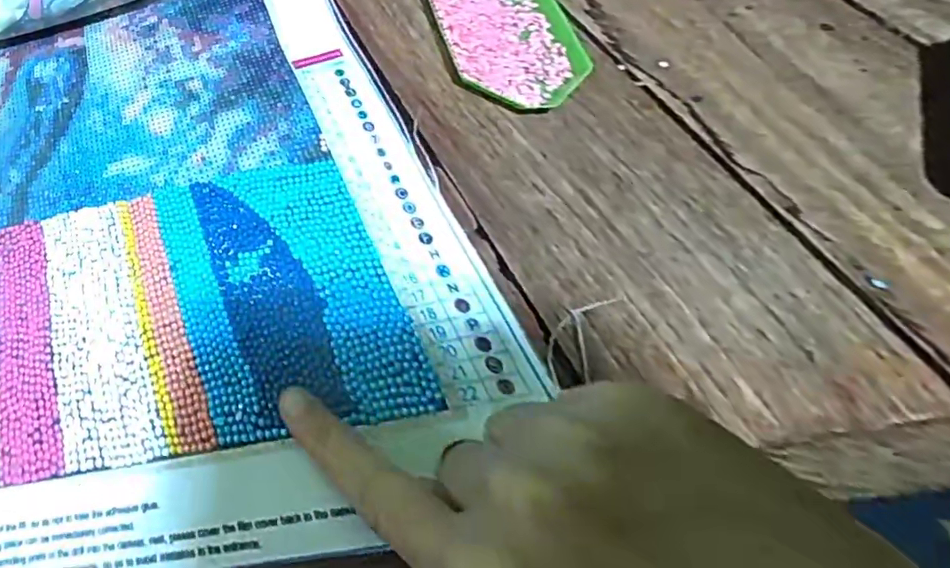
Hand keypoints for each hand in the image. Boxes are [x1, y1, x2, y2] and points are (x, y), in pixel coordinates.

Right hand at [280, 382, 911, 567]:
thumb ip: (478, 559)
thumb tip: (447, 506)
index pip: (384, 492)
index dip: (333, 445)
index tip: (290, 397)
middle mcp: (514, 493)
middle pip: (459, 463)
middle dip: (495, 495)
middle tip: (571, 547)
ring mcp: (573, 437)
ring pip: (513, 431)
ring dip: (545, 464)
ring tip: (625, 516)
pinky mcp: (630, 403)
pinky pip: (570, 406)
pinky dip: (596, 438)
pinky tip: (659, 484)